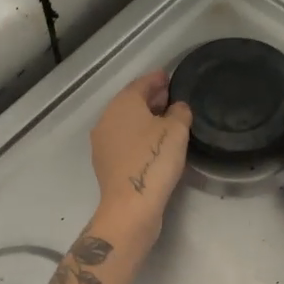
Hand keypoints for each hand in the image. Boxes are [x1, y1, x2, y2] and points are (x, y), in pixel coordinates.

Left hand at [89, 71, 192, 242]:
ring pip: (126, 123)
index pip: (141, 84)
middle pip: (131, 103)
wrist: (130, 206)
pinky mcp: (106, 165)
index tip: (169, 77)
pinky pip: (124, 142)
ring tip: (166, 121)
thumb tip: (177, 107)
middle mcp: (107, 120)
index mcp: (122, 105)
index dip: (156, 79)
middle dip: (151, 99)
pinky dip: (138, 137)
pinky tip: (153, 144)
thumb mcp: (176, 131)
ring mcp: (103, 144)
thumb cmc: (154, 160)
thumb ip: (180, 112)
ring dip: (144, 119)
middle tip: (171, 98)